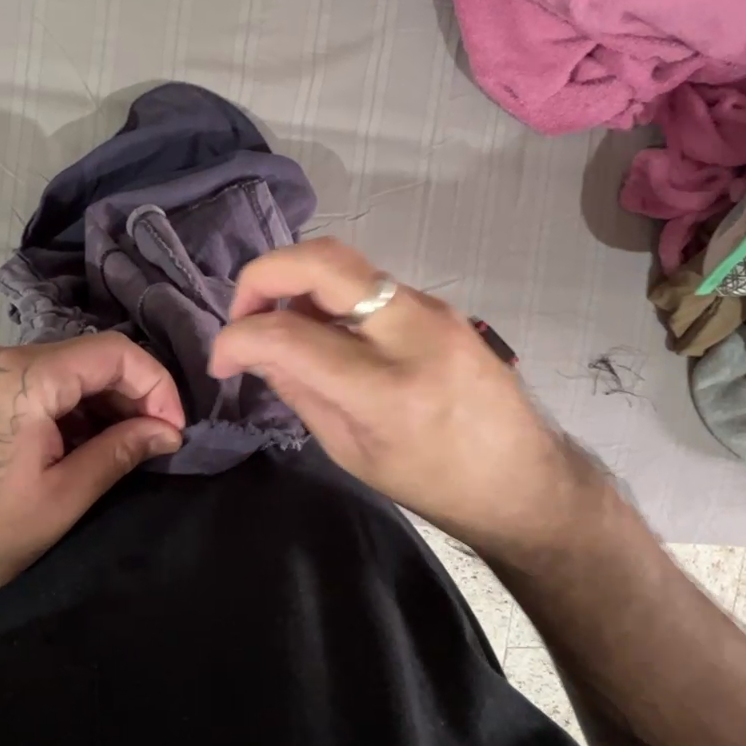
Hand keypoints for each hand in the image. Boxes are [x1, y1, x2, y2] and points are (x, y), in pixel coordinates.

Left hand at [0, 334, 185, 613]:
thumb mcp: (60, 499)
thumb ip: (119, 452)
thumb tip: (168, 431)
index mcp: (23, 377)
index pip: (115, 352)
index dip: (157, 386)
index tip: (173, 433)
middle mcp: (0, 359)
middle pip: (90, 357)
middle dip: (133, 396)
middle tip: (154, 445)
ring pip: (65, 371)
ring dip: (102, 404)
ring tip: (122, 451)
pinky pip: (36, 385)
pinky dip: (69, 409)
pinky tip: (80, 447)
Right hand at [208, 238, 613, 558]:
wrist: (524, 479)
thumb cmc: (434, 484)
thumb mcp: (352, 452)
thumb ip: (299, 392)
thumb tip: (256, 352)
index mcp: (387, 391)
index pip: (289, 335)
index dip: (237, 338)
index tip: (220, 360)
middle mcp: (413, 334)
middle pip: (322, 262)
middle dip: (263, 274)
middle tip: (241, 310)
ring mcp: (432, 310)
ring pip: (345, 264)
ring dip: (296, 282)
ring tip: (277, 323)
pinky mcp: (440, 305)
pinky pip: (368, 284)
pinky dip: (328, 295)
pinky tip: (322, 330)